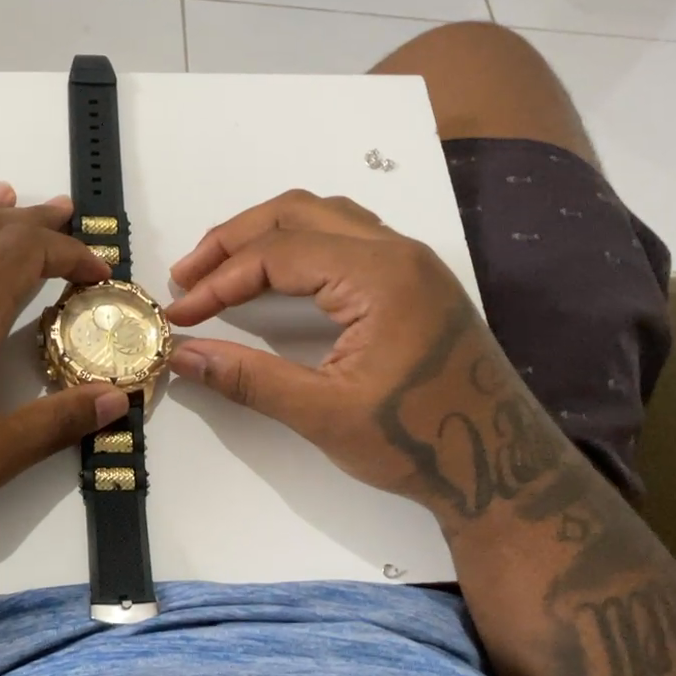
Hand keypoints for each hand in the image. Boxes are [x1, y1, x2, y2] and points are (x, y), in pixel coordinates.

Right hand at [165, 190, 564, 526]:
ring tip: (219, 270)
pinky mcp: (411, 283)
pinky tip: (274, 276)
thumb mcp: (322, 414)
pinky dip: (297, 246)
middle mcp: (397, 252)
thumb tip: (182, 356)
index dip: (220, 280)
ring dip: (265, 236)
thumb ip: (248, 379)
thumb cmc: (414, 440)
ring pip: (324, 218)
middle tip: (187, 275)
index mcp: (379, 275)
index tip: (179, 314)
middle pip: (298, 213)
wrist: (495, 462)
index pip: (279, 253)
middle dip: (233, 240)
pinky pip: (344, 238)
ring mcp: (409, 264)